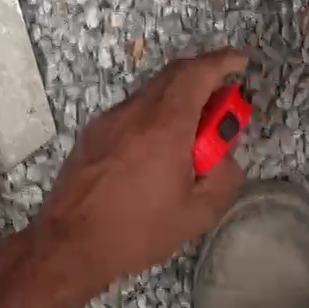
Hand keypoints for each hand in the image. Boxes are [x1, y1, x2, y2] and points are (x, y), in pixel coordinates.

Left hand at [29, 51, 247, 287]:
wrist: (67, 246)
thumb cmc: (137, 230)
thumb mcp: (198, 213)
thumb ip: (225, 177)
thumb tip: (225, 156)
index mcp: (165, 126)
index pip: (198, 73)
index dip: (223, 61)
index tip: (240, 62)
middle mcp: (135, 112)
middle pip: (174, 74)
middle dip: (205, 78)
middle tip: (223, 106)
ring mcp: (109, 120)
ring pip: (152, 92)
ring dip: (179, 99)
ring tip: (192, 137)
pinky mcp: (93, 134)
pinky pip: (133, 110)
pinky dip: (156, 115)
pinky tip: (158, 152)